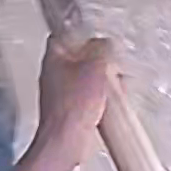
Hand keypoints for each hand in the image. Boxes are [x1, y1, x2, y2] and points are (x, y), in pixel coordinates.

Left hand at [35, 36, 113, 162]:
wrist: (67, 140)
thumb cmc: (75, 104)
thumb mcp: (95, 67)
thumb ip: (102, 50)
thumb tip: (106, 43)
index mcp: (54, 57)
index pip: (63, 33)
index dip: (80, 30)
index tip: (95, 32)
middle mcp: (53, 72)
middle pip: (77, 54)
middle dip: (97, 56)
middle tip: (111, 58)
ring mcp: (61, 91)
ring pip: (84, 74)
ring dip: (101, 76)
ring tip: (117, 80)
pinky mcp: (70, 107)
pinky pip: (87, 93)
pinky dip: (100, 93)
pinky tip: (113, 97)